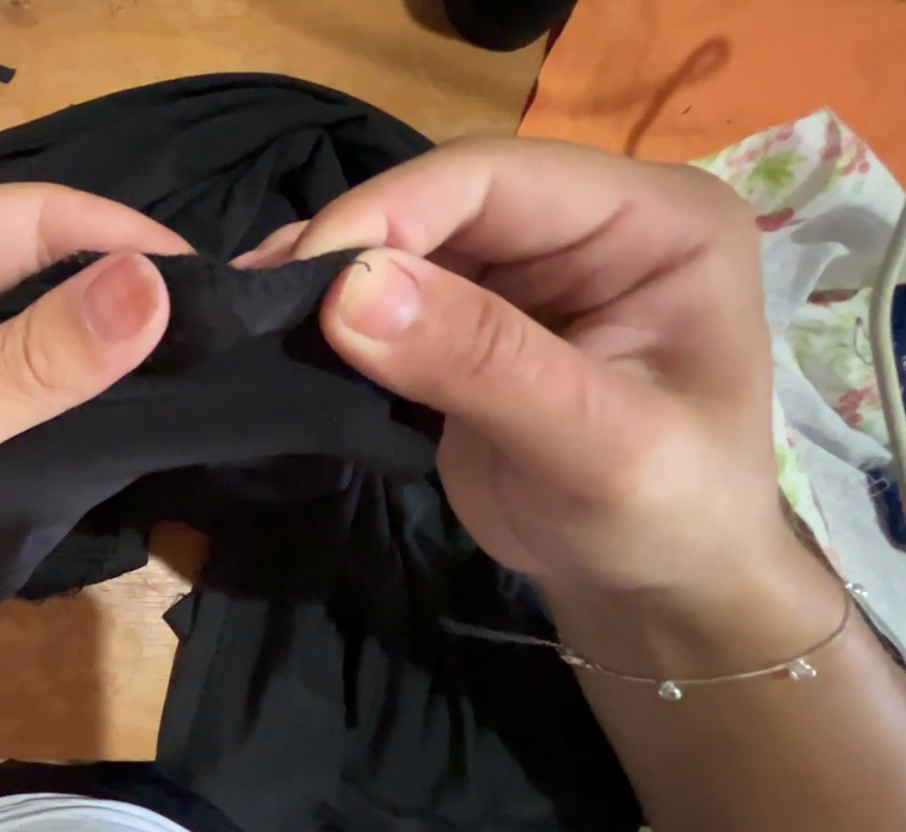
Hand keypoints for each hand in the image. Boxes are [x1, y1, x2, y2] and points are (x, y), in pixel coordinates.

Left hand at [0, 184, 188, 597]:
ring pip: (68, 303)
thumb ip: (25, 366)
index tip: (202, 284)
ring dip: (129, 323)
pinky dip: (110, 368)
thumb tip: (145, 290)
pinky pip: (66, 358)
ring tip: (207, 343)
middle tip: (217, 316)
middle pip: (56, 250)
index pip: (29, 216)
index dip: (116, 239)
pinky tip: (161, 377)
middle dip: (130, 277)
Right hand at [236, 138, 789, 601]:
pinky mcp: (464, 325)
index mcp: (649, 221)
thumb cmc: (655, 517)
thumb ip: (478, 362)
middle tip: (252, 297)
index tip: (296, 282)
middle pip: (435, 203)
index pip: (493, 179)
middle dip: (341, 244)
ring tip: (250, 310)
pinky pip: (385, 300)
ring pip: (398, 247)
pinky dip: (328, 315)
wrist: (642, 577)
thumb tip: (348, 294)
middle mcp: (579, 228)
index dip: (387, 215)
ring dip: (321, 276)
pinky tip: (282, 334)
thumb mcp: (590, 444)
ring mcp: (517, 276)